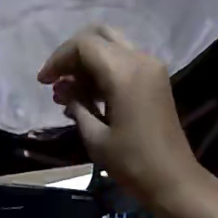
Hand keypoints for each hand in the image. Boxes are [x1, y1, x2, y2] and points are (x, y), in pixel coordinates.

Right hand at [38, 26, 204, 209]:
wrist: (174, 181)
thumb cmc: (133, 164)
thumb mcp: (95, 138)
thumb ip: (77, 105)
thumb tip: (64, 89)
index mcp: (124, 72)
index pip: (83, 45)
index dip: (58, 59)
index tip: (43, 82)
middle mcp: (140, 60)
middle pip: (99, 36)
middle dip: (73, 55)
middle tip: (57, 82)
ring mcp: (152, 68)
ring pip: (113, 47)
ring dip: (88, 64)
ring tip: (69, 94)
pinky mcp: (157, 81)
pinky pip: (125, 63)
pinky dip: (105, 72)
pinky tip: (90, 97)